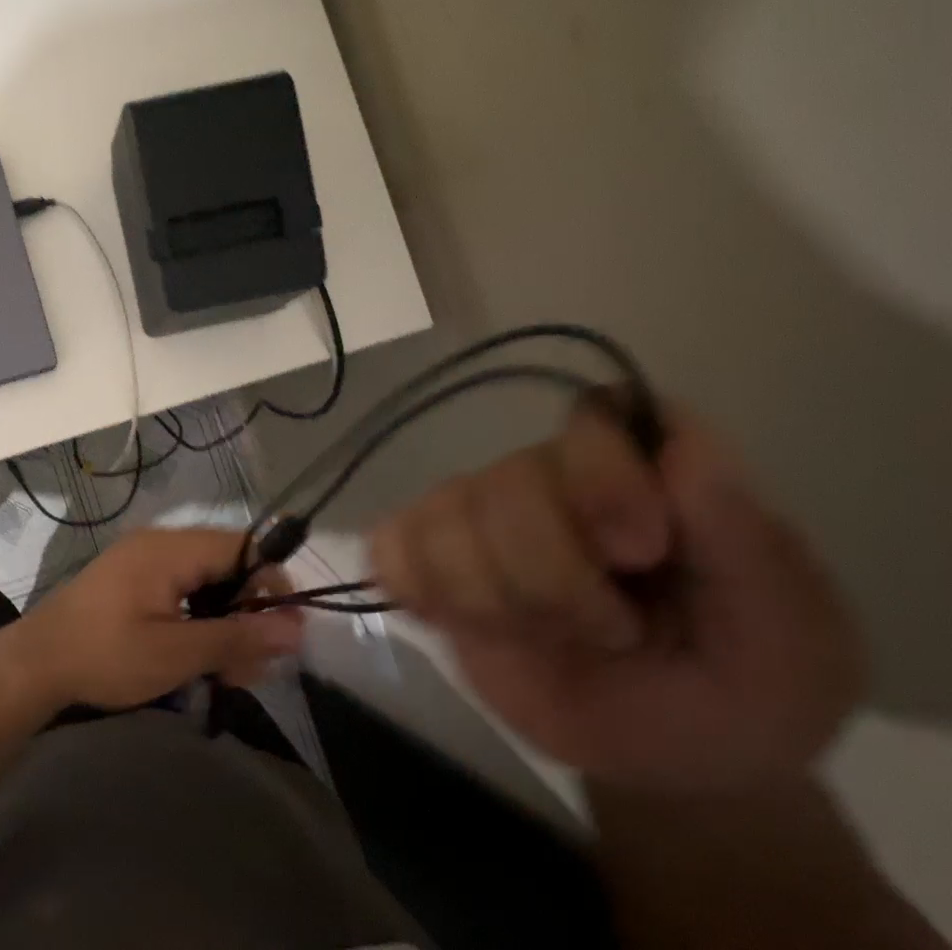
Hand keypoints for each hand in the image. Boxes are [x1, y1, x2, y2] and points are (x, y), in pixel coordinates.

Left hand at [0, 528, 304, 710]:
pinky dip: (197, 625)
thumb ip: (237, 637)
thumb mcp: (176, 653)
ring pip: (206, 587)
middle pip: (227, 569)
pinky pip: (181, 595)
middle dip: (247, 618)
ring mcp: (140, 564)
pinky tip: (199, 663)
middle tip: (249, 670)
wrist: (33, 665)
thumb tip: (297, 629)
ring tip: (226, 676)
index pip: (244, 548)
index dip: (273, 586)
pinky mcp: (130, 585)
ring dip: (224, 628)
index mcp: (168, 549)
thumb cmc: (104, 656)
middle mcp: (157, 545)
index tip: (286, 634)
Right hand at [370, 399, 862, 792]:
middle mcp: (559, 479)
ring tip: (543, 638)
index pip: (601, 416)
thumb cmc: (739, 698)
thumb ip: (750, 548)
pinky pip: (391, 547)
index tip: (637, 554)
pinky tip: (464, 623)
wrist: (659, 762)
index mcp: (656, 478)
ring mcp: (483, 519)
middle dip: (550, 576)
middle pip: (509, 480)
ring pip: (443, 518)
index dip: (601, 474)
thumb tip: (685, 449)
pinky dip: (421, 590)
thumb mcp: (789, 642)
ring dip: (491, 600)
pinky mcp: (429, 560)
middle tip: (609, 634)